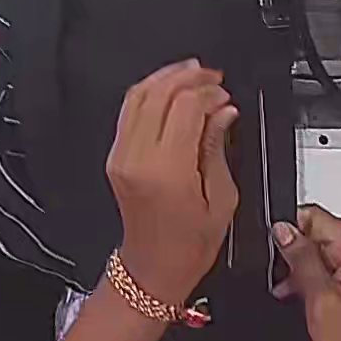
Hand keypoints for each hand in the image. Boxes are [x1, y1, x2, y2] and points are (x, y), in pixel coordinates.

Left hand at [106, 59, 239, 306]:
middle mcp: (139, 159)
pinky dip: (150, 93)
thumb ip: (217, 147)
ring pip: (138, 96)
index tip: (224, 96)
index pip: (186, 107)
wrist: (153, 268)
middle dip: (189, 77)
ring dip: (166, 78)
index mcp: (168, 171)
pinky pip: (128, 111)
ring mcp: (122, 156)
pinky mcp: (116, 157)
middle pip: (159, 94)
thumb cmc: (188, 244)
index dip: (209, 93)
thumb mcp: (221, 197)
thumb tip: (223, 112)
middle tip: (211, 76)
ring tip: (191, 73)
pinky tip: (168, 89)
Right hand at [273, 205, 340, 340]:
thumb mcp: (321, 301)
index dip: (291, 230)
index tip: (276, 249)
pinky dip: (309, 284)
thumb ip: (301, 260)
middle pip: (318, 234)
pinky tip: (299, 300)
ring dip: (300, 271)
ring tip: (292, 293)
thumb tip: (284, 230)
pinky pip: (326, 274)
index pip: (317, 217)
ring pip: (319, 255)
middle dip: (295, 253)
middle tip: (285, 278)